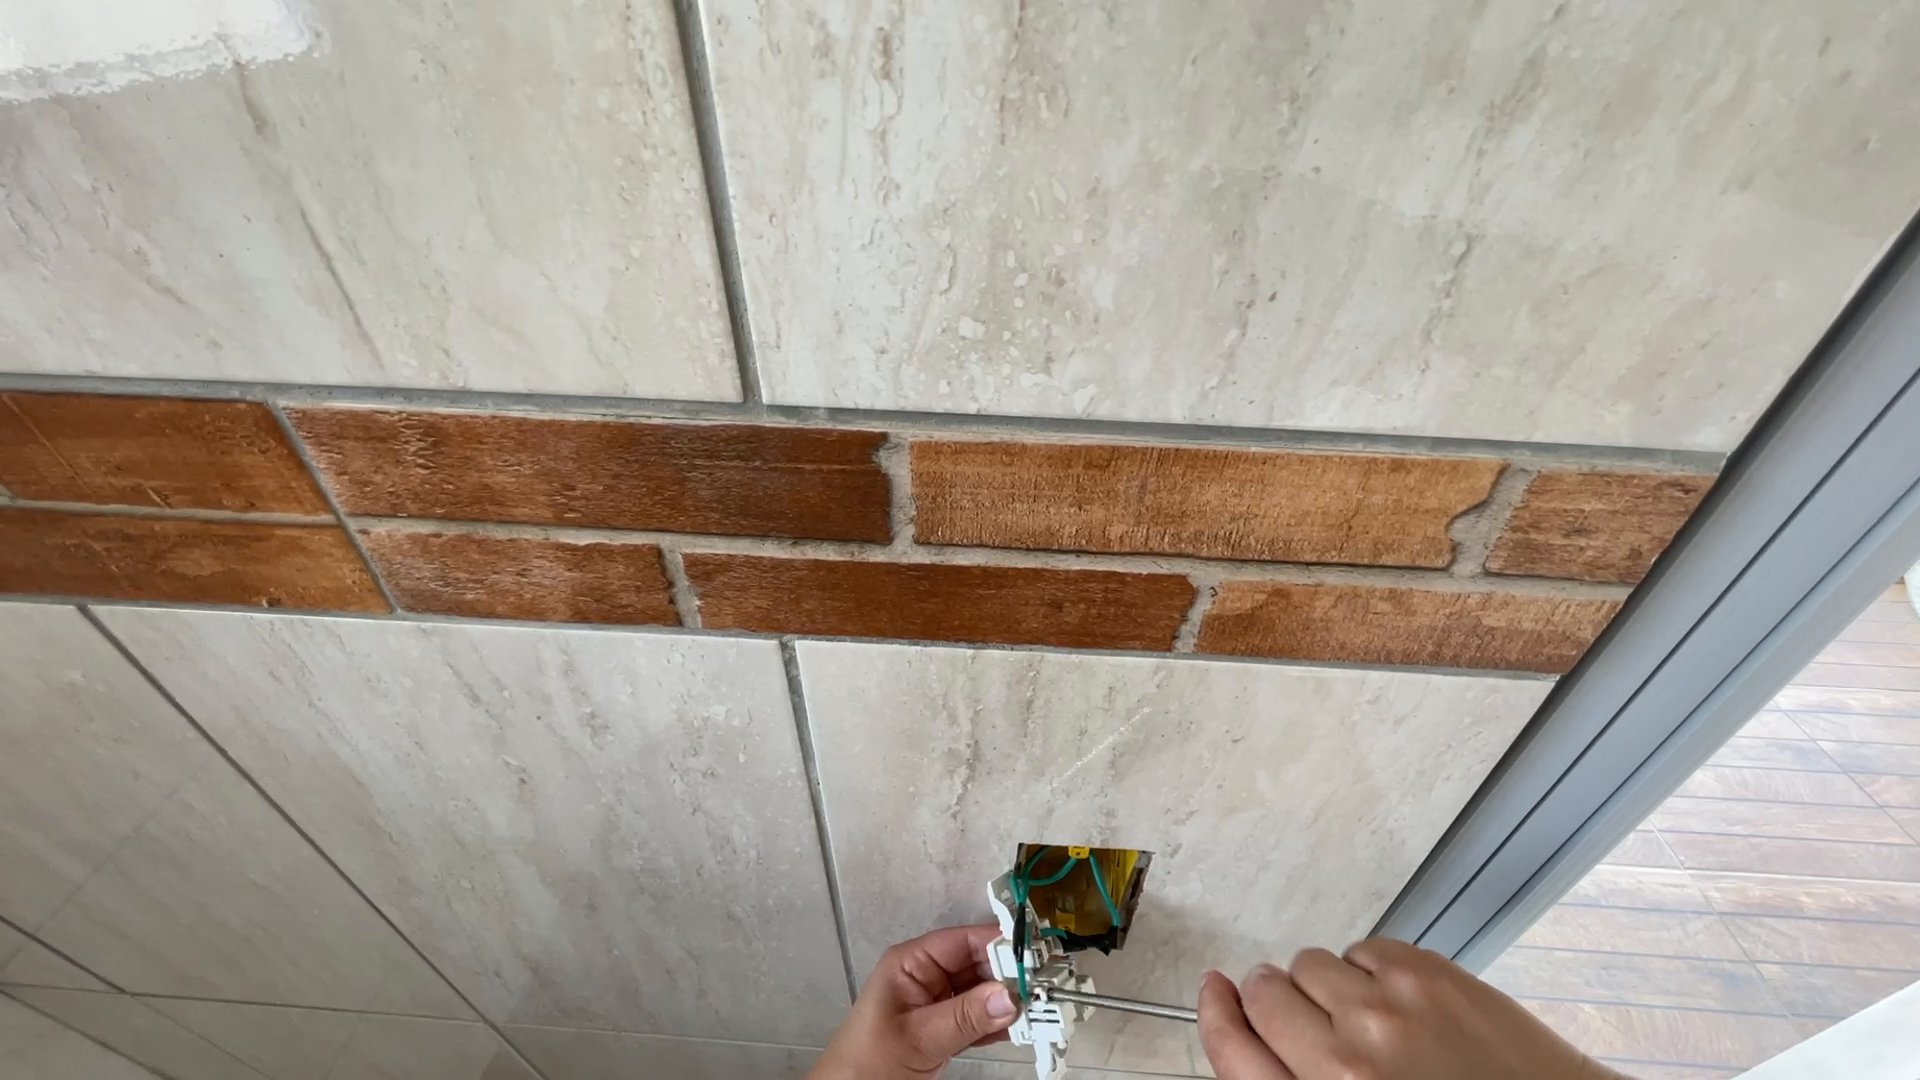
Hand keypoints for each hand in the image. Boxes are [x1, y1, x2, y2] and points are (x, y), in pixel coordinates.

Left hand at [808, 924, 1019, 1078]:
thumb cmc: (866, 1064)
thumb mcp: (917, 1036)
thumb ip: (964, 1016)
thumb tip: (1009, 995)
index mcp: (912, 962)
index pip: (962, 941)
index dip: (997, 944)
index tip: (1031, 954)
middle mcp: (926, 976)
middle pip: (976, 964)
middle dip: (1008, 974)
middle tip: (1042, 984)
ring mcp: (935, 1004)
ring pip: (980, 992)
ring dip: (1007, 1001)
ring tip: (1038, 1007)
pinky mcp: (942, 1030)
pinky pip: (977, 1018)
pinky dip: (998, 1024)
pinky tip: (1018, 1028)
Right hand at [1197, 938, 1628, 1079]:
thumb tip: (1241, 1019)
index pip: (1234, 1050)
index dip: (1217, 1015)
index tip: (1216, 992)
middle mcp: (1344, 1068)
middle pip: (1264, 994)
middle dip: (1280, 1003)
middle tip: (1320, 1027)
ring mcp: (1385, 1014)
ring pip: (1308, 963)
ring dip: (1330, 987)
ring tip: (1379, 1024)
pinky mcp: (1424, 974)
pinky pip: (1360, 948)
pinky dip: (1374, 972)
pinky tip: (1409, 1009)